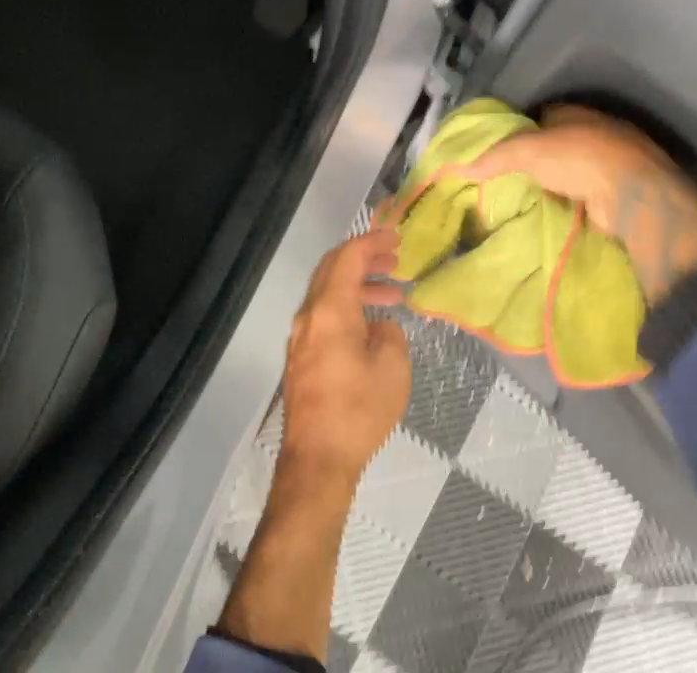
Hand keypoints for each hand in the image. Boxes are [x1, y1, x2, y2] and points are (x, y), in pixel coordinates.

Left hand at [213, 231, 411, 661]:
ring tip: (394, 295)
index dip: (371, 242)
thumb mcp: (393, 367)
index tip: (396, 238)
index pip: (346, 258)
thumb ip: (389, 334)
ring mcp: (300, 339)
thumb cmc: (359, 410)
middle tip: (395, 259)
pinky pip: (324, 318)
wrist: (318, 459)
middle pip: (331, 271)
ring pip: (327, 296)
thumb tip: (378, 328)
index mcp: (329, 310)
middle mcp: (308, 318)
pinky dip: (348, 310)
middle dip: (363, 259)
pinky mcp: (301, 360)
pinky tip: (371, 327)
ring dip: (358, 287)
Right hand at [455, 104, 696, 303]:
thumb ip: (493, 157)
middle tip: (501, 180)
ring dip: (550, 186)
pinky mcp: (615, 194)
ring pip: (568, 174)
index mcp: (577, 114)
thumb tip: (456, 168)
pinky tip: (545, 215)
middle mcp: (595, 135)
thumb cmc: (580, 158)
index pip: (540, 117)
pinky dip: (565, 205)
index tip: (495, 150)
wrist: (631, 196)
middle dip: (532, 162)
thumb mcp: (527, 152)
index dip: (517, 130)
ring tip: (517, 201)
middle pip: (554, 146)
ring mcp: (609, 166)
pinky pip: (580, 197)